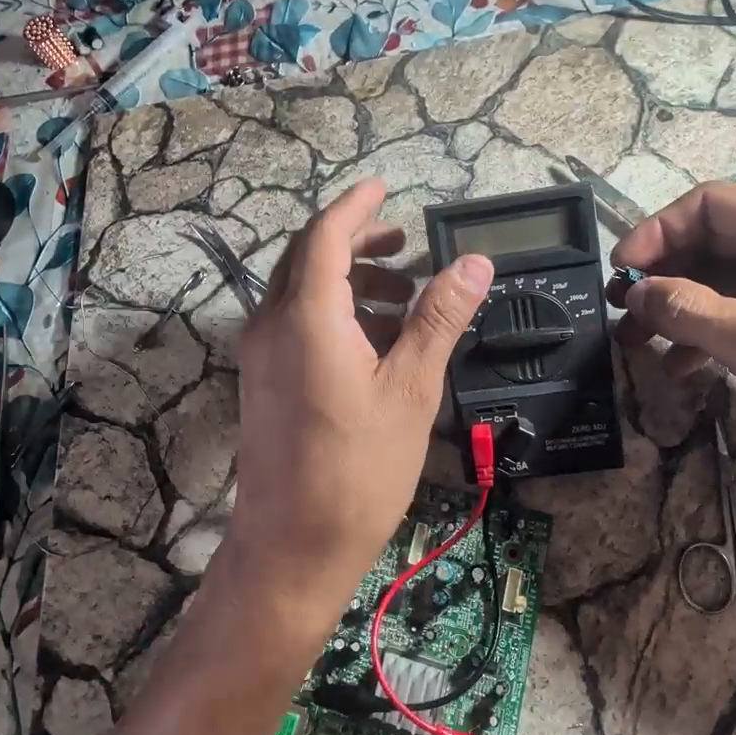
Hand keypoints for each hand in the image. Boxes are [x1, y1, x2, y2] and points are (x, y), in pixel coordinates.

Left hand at [231, 177, 493, 600]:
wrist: (292, 547)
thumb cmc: (358, 469)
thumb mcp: (411, 389)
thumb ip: (439, 319)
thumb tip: (475, 262)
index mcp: (305, 316)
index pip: (324, 235)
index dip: (356, 207)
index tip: (384, 188)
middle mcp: (271, 324)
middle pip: (307, 257)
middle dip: (356, 242)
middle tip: (405, 243)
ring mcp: (260, 354)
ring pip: (301, 291)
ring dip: (350, 281)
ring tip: (406, 296)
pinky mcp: (262, 381)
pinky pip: (295, 324)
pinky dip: (334, 313)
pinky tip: (377, 341)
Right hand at [611, 181, 735, 488]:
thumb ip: (691, 311)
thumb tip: (636, 293)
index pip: (708, 204)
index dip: (655, 233)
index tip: (619, 273)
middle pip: (715, 240)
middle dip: (664, 275)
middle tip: (624, 314)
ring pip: (728, 280)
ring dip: (682, 308)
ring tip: (640, 344)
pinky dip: (713, 332)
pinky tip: (684, 367)